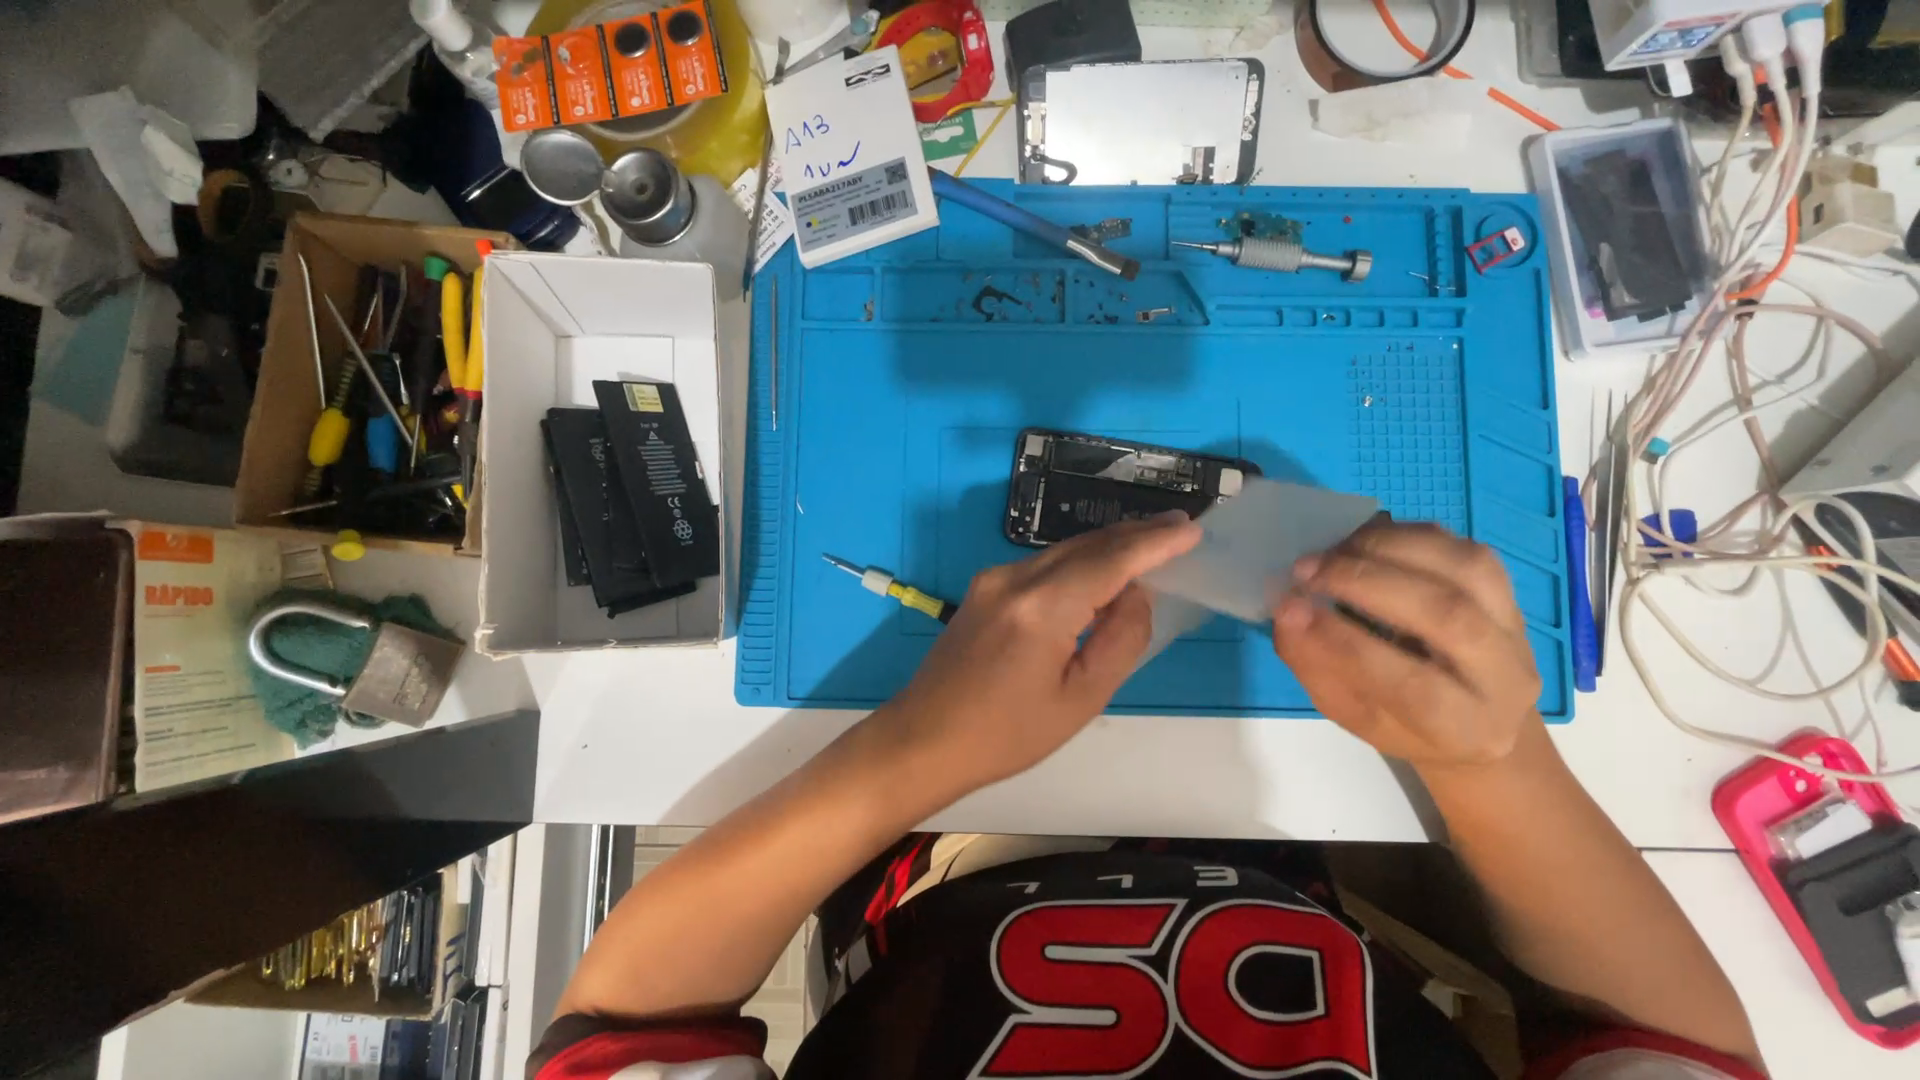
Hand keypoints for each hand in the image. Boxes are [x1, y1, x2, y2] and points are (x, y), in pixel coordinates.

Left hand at [883, 513, 1201, 790]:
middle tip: (1179, 528)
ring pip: (1062, 552)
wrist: (925, 739)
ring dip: (1106, 547)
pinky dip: (1077, 563)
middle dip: (1134, 535)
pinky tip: (1098, 572)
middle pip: (1085, 546)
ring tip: (1150, 544)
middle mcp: (1014, 579)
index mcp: (1042, 607)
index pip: (1110, 560)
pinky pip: (1041, 566)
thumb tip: (1136, 595)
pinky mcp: (981, 591)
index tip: (1192, 529)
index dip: (1154, 542)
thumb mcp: (1080, 698)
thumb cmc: (1006, 734)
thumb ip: (1120, 640)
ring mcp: (992, 581)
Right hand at [1271, 522, 1543, 773]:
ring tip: (1333, 550)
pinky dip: (1409, 536)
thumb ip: (1316, 666)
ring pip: (1466, 568)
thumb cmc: (1403, 724)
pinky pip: (1465, 548)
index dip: (1346, 642)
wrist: (1480, 719)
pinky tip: (1366, 542)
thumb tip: (1286, 609)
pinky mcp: (1510, 590)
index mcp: (1464, 729)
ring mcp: (1515, 628)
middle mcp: (1505, 678)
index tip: (1290, 608)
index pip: (1413, 687)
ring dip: (1389, 547)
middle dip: (1365, 581)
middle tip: (1305, 569)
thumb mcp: (1350, 713)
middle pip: (1447, 615)